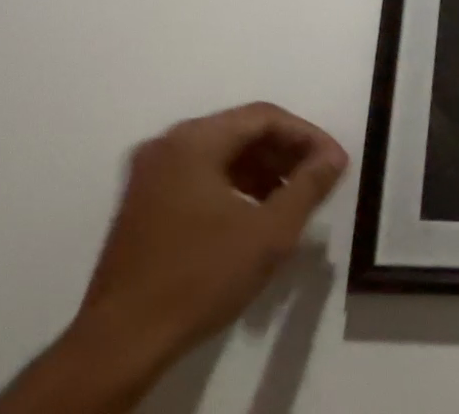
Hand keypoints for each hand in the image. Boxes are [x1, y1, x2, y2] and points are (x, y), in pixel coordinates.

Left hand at [79, 103, 347, 356]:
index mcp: (193, 141)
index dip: (307, 135)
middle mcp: (167, 144)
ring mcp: (149, 173)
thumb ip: (308, 186)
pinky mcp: (143, 201)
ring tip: (293, 198)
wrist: (122, 340)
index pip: (264, 117)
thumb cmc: (201, 277)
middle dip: (284, 151)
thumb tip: (334, 156)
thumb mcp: (269, 232)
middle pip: (240, 130)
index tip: (336, 162)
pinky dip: (233, 183)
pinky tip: (255, 212)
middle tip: (319, 178)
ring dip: (261, 168)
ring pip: (219, 152)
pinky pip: (199, 173)